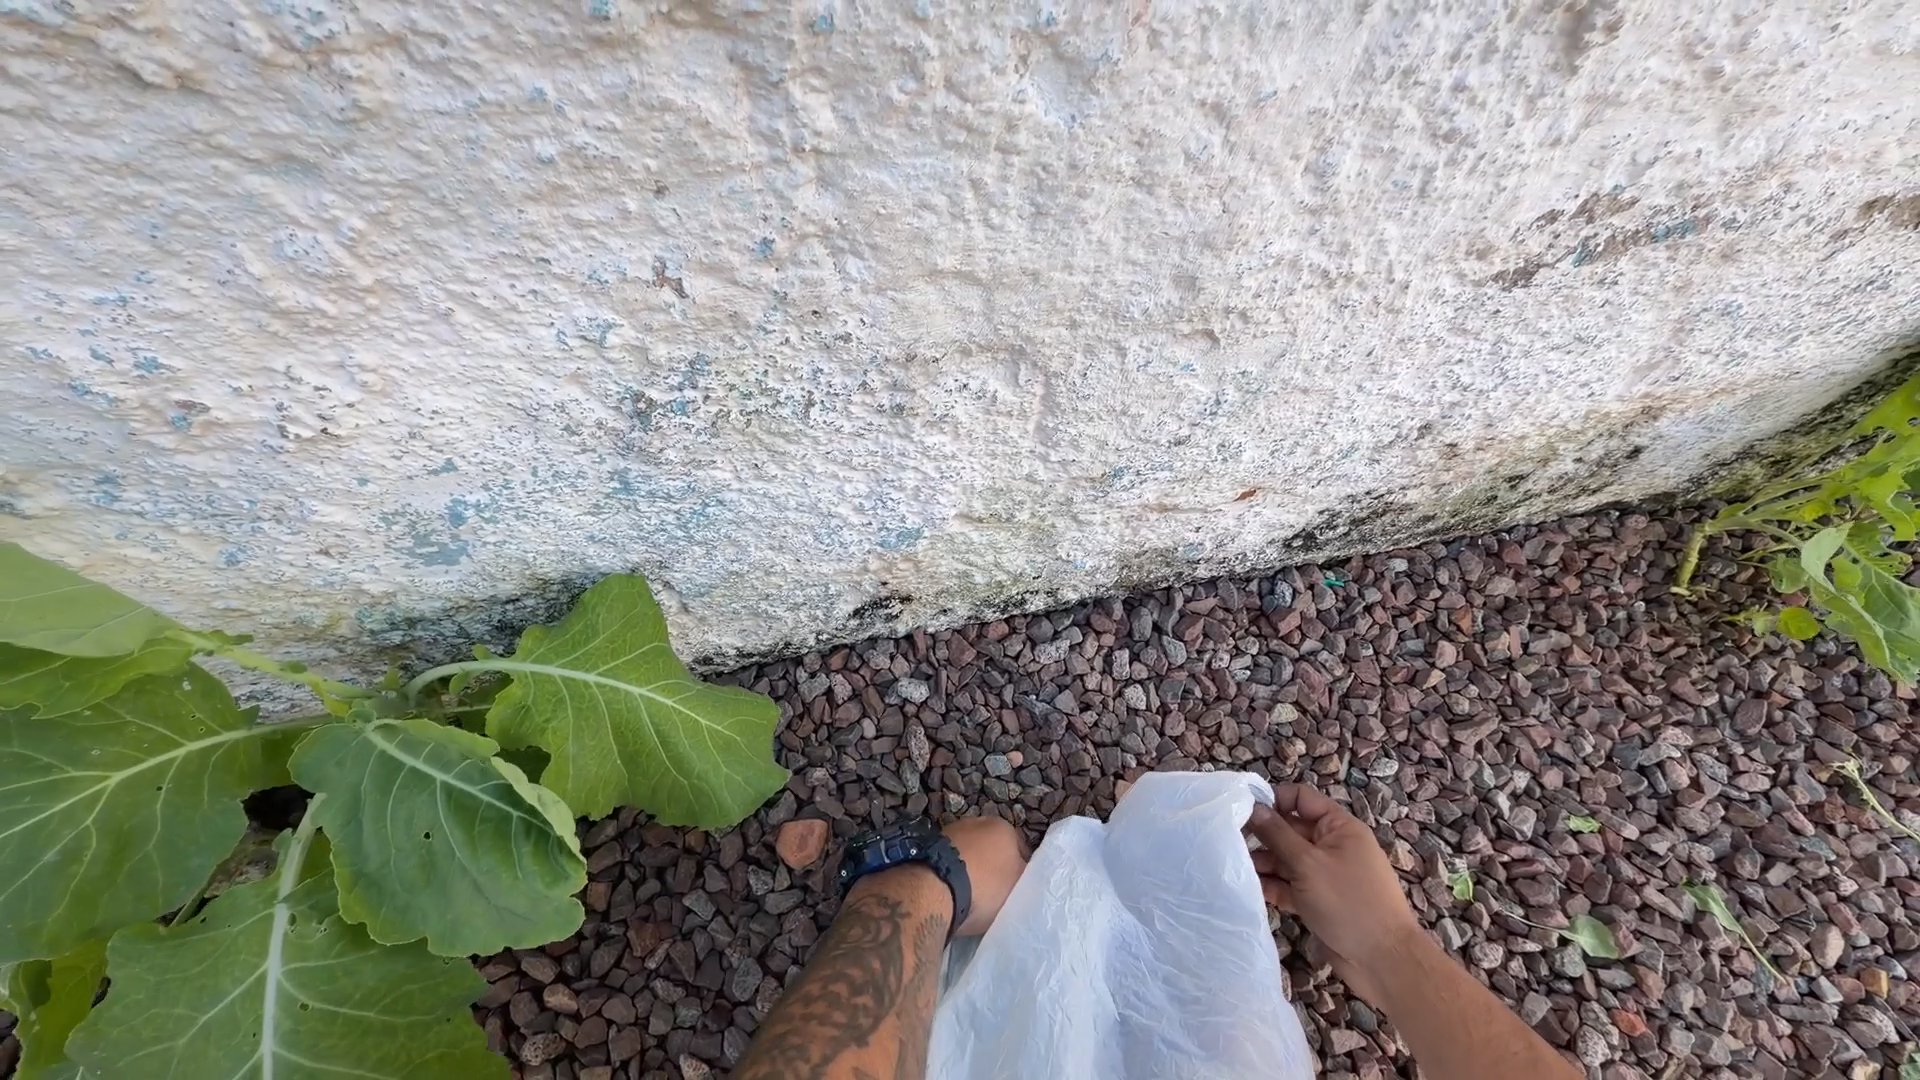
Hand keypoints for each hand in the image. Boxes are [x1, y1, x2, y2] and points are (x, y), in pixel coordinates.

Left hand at [943, 815, 1028, 935]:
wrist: (936, 887)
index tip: (1019, 893)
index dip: (1022, 872)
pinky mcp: (928, 847)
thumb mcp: (1020, 886)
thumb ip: (1026, 877)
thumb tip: (1025, 874)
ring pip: (968, 855)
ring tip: (970, 898)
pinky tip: (952, 894)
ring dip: (970, 871)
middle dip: (994, 868)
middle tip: (995, 895)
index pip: (1021, 849)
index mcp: (1003, 826)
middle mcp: (976, 821)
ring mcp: (949, 832)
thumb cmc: (987, 885)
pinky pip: (949, 864)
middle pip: (993, 849)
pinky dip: (952, 875)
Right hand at [1245, 784, 1421, 1003]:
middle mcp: (1332, 847)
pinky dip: (1272, 884)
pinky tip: (1249, 887)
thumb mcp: (1308, 863)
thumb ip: (1277, 834)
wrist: (1384, 963)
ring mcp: (1325, 875)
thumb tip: (1254, 807)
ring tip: (1235, 865)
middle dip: (1263, 834)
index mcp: (1339, 828)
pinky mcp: (1318, 901)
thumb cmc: (1349, 902)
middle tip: (1230, 838)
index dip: (1274, 799)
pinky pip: (1290, 885)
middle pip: (1290, 829)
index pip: (1301, 799)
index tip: (1243, 809)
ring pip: (1287, 859)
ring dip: (1264, 861)